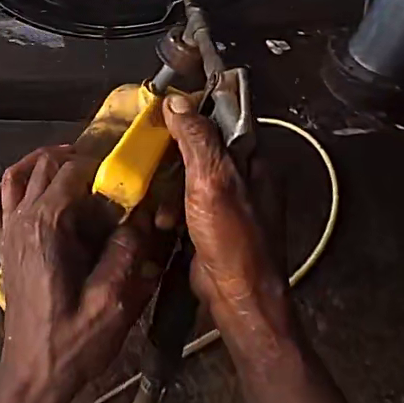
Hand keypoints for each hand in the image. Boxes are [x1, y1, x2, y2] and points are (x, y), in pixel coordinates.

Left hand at [0, 145, 169, 402]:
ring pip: (12, 178)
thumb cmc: (72, 341)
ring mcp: (5, 232)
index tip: (120, 170)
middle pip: (40, 168)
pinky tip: (19, 188)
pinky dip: (4, 189)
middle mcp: (20, 220)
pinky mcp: (0, 248)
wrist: (32, 372)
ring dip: (36, 163)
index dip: (96, 164)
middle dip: (70, 157)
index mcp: (46, 225)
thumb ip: (125, 254)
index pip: (69, 173)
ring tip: (64, 162)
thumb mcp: (111, 303)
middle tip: (100, 164)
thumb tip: (140, 218)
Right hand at [162, 95, 284, 317]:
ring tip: (157, 195)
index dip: (193, 111)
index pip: (223, 119)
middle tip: (148, 150)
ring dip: (167, 182)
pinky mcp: (211, 222)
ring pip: (187, 173)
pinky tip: (161, 217)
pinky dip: (169, 205)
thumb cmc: (233, 240)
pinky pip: (182, 199)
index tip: (162, 111)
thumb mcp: (213, 181)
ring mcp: (228, 202)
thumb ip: (197, 140)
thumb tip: (177, 102)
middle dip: (172, 151)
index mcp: (255, 162)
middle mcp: (245, 178)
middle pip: (201, 146)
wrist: (238, 300)